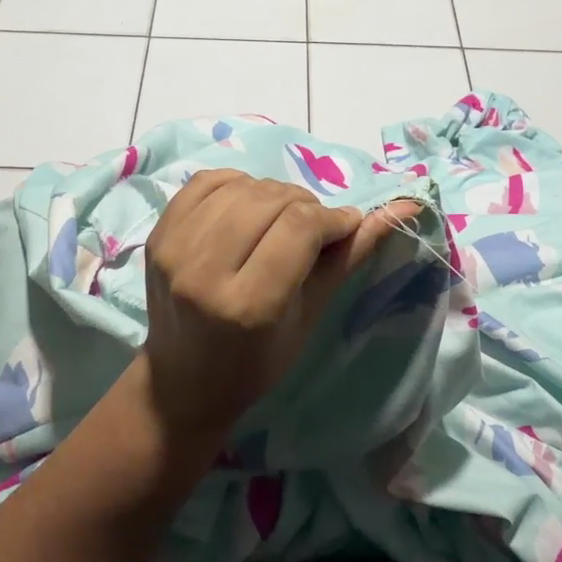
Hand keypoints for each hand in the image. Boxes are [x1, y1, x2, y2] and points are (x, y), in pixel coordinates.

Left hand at [140, 170, 416, 436]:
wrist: (183, 380)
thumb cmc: (257, 362)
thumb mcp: (310, 317)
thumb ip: (349, 257)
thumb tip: (403, 207)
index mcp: (247, 305)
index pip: (299, 227)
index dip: (332, 218)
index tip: (345, 227)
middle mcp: (203, 272)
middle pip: (270, 200)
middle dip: (305, 205)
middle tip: (315, 228)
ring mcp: (174, 249)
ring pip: (242, 185)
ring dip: (274, 193)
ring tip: (282, 220)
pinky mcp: (158, 234)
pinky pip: (207, 181)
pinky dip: (238, 184)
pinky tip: (250, 206)